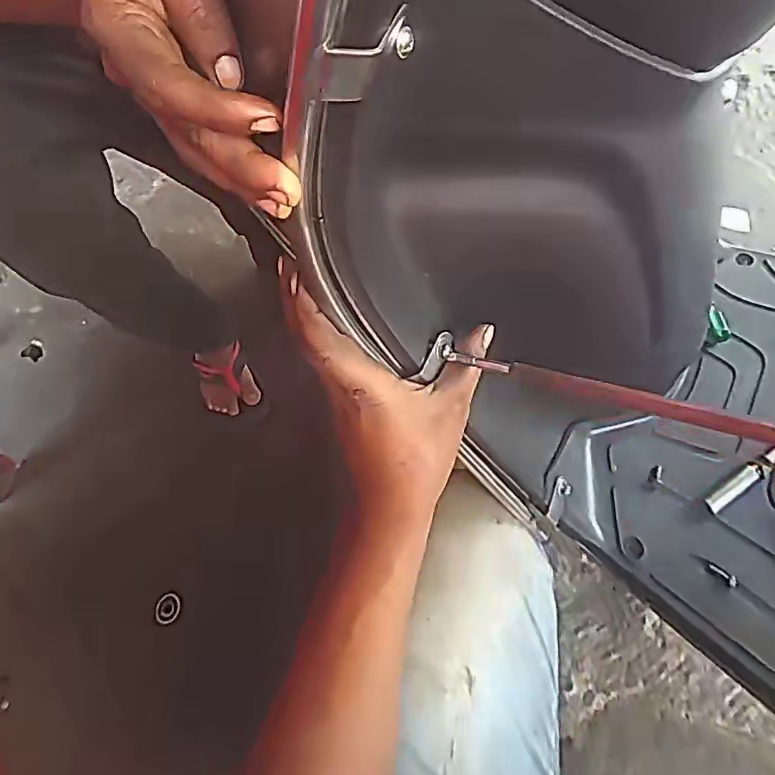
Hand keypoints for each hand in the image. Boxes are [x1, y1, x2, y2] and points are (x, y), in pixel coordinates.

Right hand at [82, 0, 300, 215]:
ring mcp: (156, 100)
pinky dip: (233, 175)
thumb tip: (230, 71)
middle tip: (282, 188)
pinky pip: (200, 149)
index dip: (219, 109)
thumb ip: (197, 9)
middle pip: (189, 132)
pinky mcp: (174, 110)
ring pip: (196, 150)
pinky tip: (261, 192)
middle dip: (240, 166)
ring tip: (279, 200)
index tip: (267, 118)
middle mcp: (138, 77)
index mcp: (125, 32)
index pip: (173, 84)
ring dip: (240, 182)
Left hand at [282, 259, 492, 530]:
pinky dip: (317, 340)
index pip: (316, 331)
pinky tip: (329, 332)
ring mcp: (331, 400)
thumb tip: (482, 334)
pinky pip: (320, 365)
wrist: (390, 508)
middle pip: (303, 335)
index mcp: (356, 379)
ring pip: (308, 350)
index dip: (299, 297)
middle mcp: (335, 386)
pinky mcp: (337, 410)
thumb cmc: (415, 463)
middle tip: (292, 266)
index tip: (293, 267)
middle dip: (293, 298)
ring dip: (302, 319)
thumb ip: (465, 366)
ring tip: (303, 288)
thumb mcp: (449, 409)